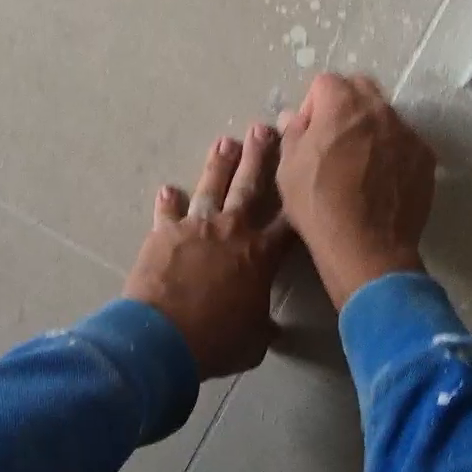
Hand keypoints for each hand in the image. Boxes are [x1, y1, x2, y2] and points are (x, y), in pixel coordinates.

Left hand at [124, 125, 294, 380]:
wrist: (164, 337)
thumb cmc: (217, 340)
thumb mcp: (253, 342)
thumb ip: (265, 329)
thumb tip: (273, 331)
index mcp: (262, 255)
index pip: (290, 223)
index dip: (300, 202)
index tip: (307, 179)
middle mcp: (233, 230)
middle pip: (251, 186)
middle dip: (260, 156)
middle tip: (264, 129)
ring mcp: (197, 227)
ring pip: (212, 187)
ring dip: (219, 164)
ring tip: (225, 142)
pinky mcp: (165, 233)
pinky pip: (168, 212)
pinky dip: (168, 202)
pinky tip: (168, 190)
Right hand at [276, 73, 435, 309]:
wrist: (367, 248)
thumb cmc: (319, 206)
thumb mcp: (288, 169)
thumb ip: (293, 134)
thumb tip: (294, 118)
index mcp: (342, 105)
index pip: (325, 81)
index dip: (312, 105)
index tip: (308, 132)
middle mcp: (380, 110)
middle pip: (361, 88)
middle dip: (345, 104)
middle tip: (334, 138)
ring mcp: (408, 133)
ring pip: (386, 115)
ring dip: (370, 128)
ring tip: (359, 163)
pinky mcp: (426, 158)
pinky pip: (405, 142)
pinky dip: (392, 152)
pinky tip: (381, 180)